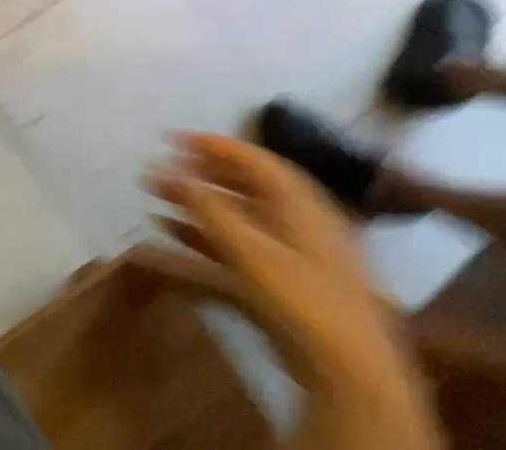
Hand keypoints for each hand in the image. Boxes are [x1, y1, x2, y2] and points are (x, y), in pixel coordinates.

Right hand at [150, 133, 400, 382]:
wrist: (348, 369)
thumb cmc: (303, 299)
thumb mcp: (251, 250)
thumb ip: (206, 206)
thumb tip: (165, 165)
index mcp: (304, 209)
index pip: (259, 162)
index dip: (217, 145)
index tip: (173, 137)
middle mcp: (300, 224)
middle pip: (249, 186)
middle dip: (203, 172)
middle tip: (163, 164)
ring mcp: (292, 253)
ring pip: (239, 214)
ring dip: (198, 201)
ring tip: (157, 194)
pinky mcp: (281, 279)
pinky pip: (237, 243)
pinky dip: (204, 232)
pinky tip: (171, 230)